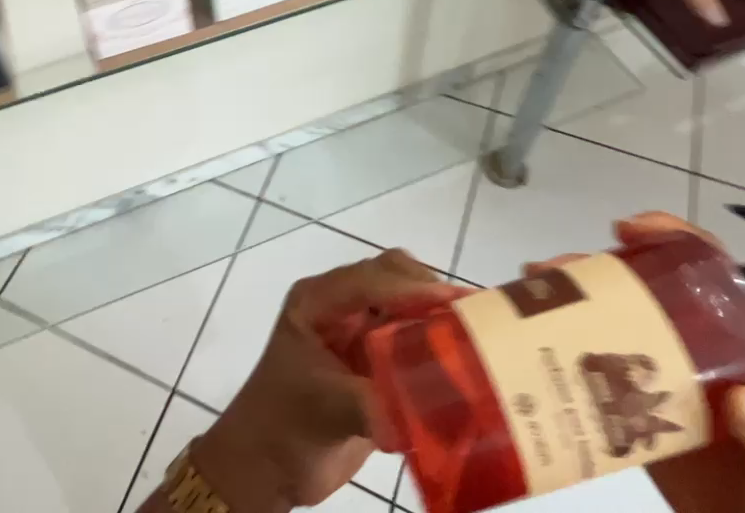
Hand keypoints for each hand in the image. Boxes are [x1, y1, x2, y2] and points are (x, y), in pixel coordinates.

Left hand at [186, 249, 469, 510]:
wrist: (266, 466)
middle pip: (391, 277)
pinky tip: (465, 355)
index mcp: (317, 301)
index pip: (369, 279)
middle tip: (472, 315)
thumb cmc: (284, 427)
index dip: (411, 287)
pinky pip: (411, 335)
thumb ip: (378, 404)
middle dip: (430, 291)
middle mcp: (339, 305)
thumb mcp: (329, 411)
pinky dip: (436, 341)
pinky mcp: (374, 357)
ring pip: (404, 303)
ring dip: (436, 313)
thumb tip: (430, 408)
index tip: (453, 302)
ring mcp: (357, 329)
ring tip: (477, 330)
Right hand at [538, 213, 744, 512]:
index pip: (711, 275)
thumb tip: (742, 405)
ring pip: (606, 331)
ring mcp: (661, 389)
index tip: (626, 230)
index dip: (671, 240)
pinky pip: (591, 387)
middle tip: (548, 272)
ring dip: (562, 309)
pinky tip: (524, 354)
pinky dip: (555, 364)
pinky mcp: (632, 426)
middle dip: (591, 272)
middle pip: (640, 294)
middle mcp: (698, 356)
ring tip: (524, 302)